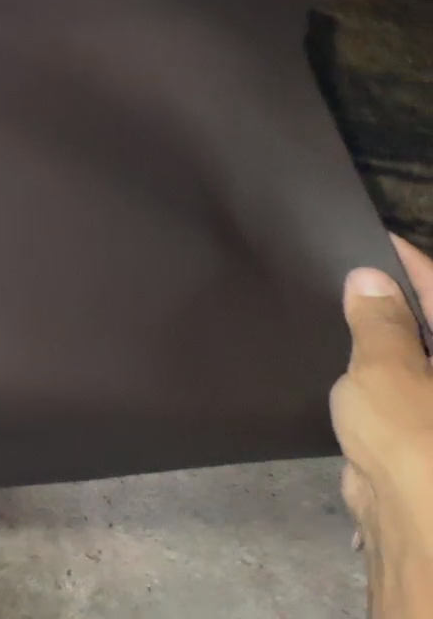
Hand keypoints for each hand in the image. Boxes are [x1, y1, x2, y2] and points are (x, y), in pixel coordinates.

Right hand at [332, 235, 432, 617]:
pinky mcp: (424, 432)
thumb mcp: (387, 367)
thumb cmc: (415, 436)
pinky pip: (403, 385)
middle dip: (395, 300)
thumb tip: (370, 277)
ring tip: (336, 308)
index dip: (415, 267)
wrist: (417, 520)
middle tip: (346, 271)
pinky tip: (341, 358)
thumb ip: (378, 321)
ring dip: (384, 335)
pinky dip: (377, 367)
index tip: (376, 239)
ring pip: (418, 358)